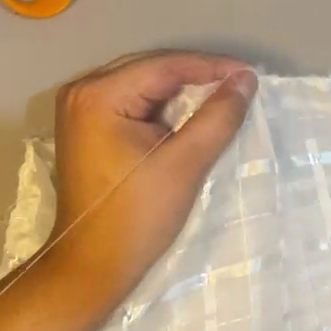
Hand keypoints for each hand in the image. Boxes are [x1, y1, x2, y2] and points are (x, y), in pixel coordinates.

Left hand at [48, 51, 255, 297]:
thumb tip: (245, 79)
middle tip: (241, 85)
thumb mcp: (185, 164)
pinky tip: (190, 116)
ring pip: (142, 86)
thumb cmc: (137, 216)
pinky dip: (162, 108)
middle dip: (197, 76)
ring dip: (181, 92)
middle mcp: (82, 91)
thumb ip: (217, 117)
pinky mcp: (86, 128)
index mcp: (98, 95)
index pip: (164, 66)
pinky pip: (131, 104)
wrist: (93, 265)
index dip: (211, 67)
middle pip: (150, 70)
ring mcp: (79, 110)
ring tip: (222, 98)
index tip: (251, 76)